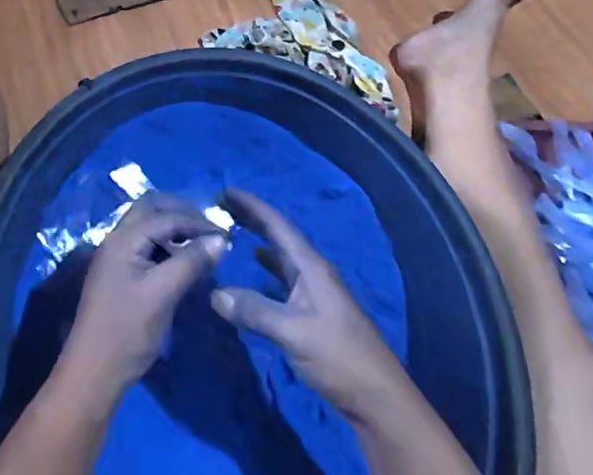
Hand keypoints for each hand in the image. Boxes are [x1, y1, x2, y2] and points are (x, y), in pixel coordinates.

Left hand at [59, 193, 228, 394]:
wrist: (94, 371)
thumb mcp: (163, 294)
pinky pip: (145, 244)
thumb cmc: (128, 330)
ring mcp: (116, 255)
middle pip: (150, 208)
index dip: (197, 221)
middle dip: (181, 212)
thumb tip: (220, 239)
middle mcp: (116, 238)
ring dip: (173, 226)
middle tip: (210, 227)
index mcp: (123, 238)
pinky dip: (166, 244)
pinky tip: (183, 260)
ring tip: (201, 242)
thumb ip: (191, 262)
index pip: (165, 216)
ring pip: (147, 225)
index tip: (226, 233)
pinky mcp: (119, 272)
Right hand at [210, 189, 411, 424]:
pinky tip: (252, 273)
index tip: (225, 191)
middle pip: (279, 236)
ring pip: (281, 257)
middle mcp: (314, 273)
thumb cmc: (340, 358)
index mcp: (312, 267)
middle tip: (222, 206)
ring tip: (232, 232)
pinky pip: (282, 280)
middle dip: (253, 219)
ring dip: (258, 242)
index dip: (252, 206)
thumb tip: (214, 293)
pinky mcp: (312, 314)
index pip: (278, 225)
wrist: (379, 401)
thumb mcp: (294, 332)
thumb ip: (254, 310)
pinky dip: (264, 270)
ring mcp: (315, 294)